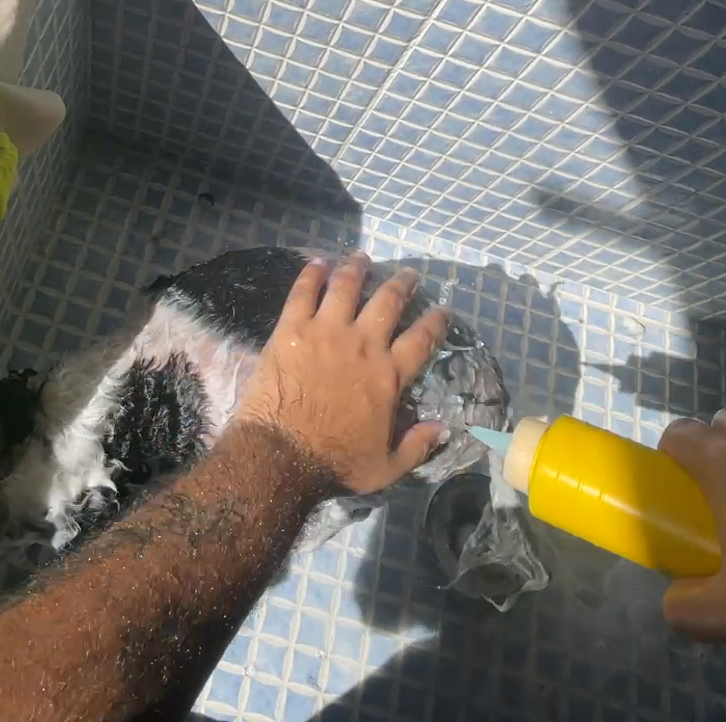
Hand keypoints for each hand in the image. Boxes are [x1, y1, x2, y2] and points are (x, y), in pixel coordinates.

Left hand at [234, 254, 447, 494]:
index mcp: (388, 375)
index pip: (421, 340)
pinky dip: (312, 274)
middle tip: (407, 274)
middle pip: (388, 302)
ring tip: (361, 257)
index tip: (441, 309)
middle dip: (401, 284)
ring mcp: (327, 331)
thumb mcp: (387, 467)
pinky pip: (304, 292)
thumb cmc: (335, 462)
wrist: (283, 453)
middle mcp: (363, 344)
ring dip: (356, 268)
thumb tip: (442, 428)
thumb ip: (417, 446)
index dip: (434, 322)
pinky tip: (317, 263)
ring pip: (347, 287)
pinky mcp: (293, 328)